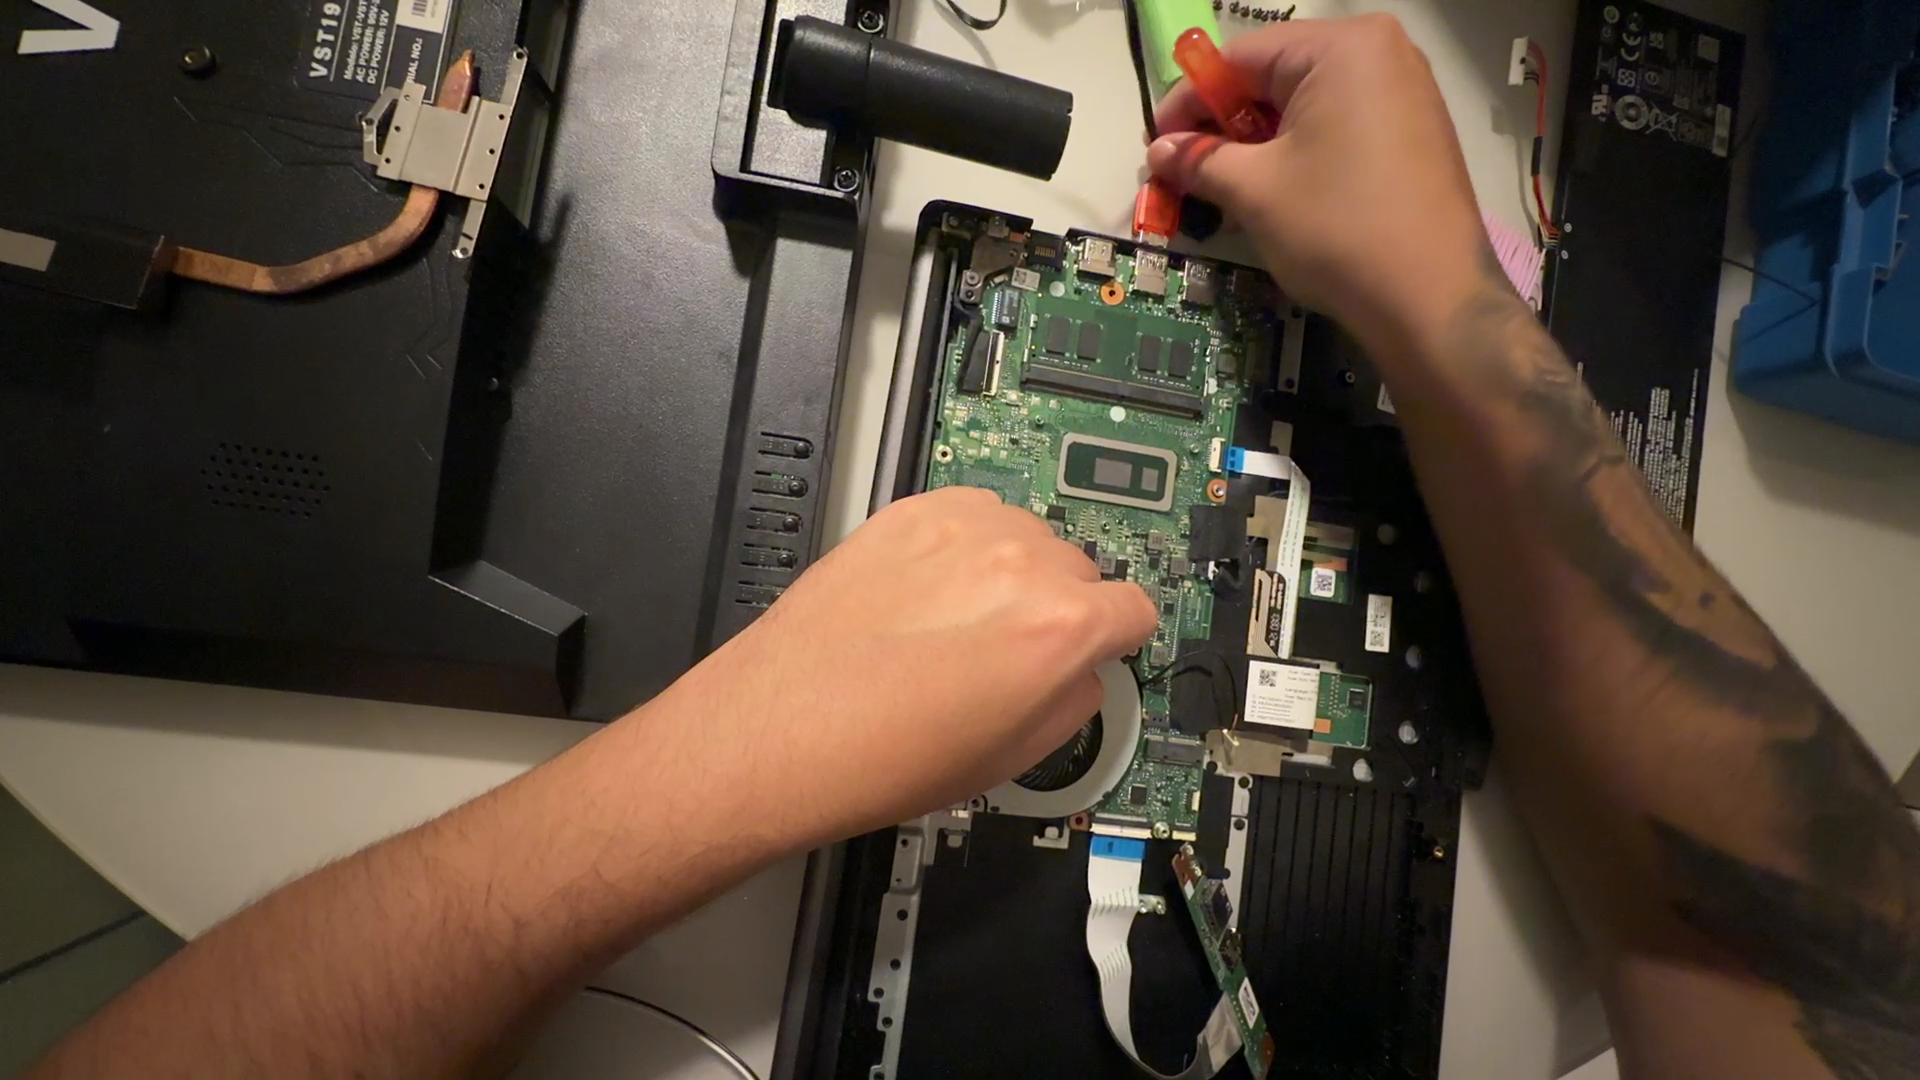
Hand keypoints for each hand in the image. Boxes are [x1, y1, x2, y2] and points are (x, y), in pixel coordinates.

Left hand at [649, 487, 1157, 845]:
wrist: (779, 730)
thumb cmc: (882, 758)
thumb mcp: (1012, 759)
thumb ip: (1074, 700)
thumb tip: (1084, 670)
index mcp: (1057, 628)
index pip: (1134, 607)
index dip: (1119, 635)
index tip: (1100, 643)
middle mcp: (1018, 564)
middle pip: (1081, 568)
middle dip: (1061, 606)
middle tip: (1013, 643)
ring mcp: (962, 530)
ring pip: (1027, 536)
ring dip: (1012, 571)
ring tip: (961, 616)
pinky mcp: (911, 513)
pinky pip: (973, 513)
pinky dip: (968, 544)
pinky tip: (932, 586)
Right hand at [1147, 16, 1489, 346]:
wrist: (1426, 292)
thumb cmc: (1335, 227)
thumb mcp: (1254, 191)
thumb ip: (1199, 161)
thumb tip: (1159, 152)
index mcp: (1340, 48)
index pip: (1240, 57)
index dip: (1188, 101)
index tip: (1157, 146)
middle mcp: (1378, 53)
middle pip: (1272, 78)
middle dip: (1221, 127)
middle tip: (1186, 173)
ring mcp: (1401, 93)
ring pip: (1301, 109)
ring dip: (1252, 147)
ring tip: (1223, 193)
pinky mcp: (1408, 134)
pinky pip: (1332, 129)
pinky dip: (1292, 157)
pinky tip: (1271, 197)